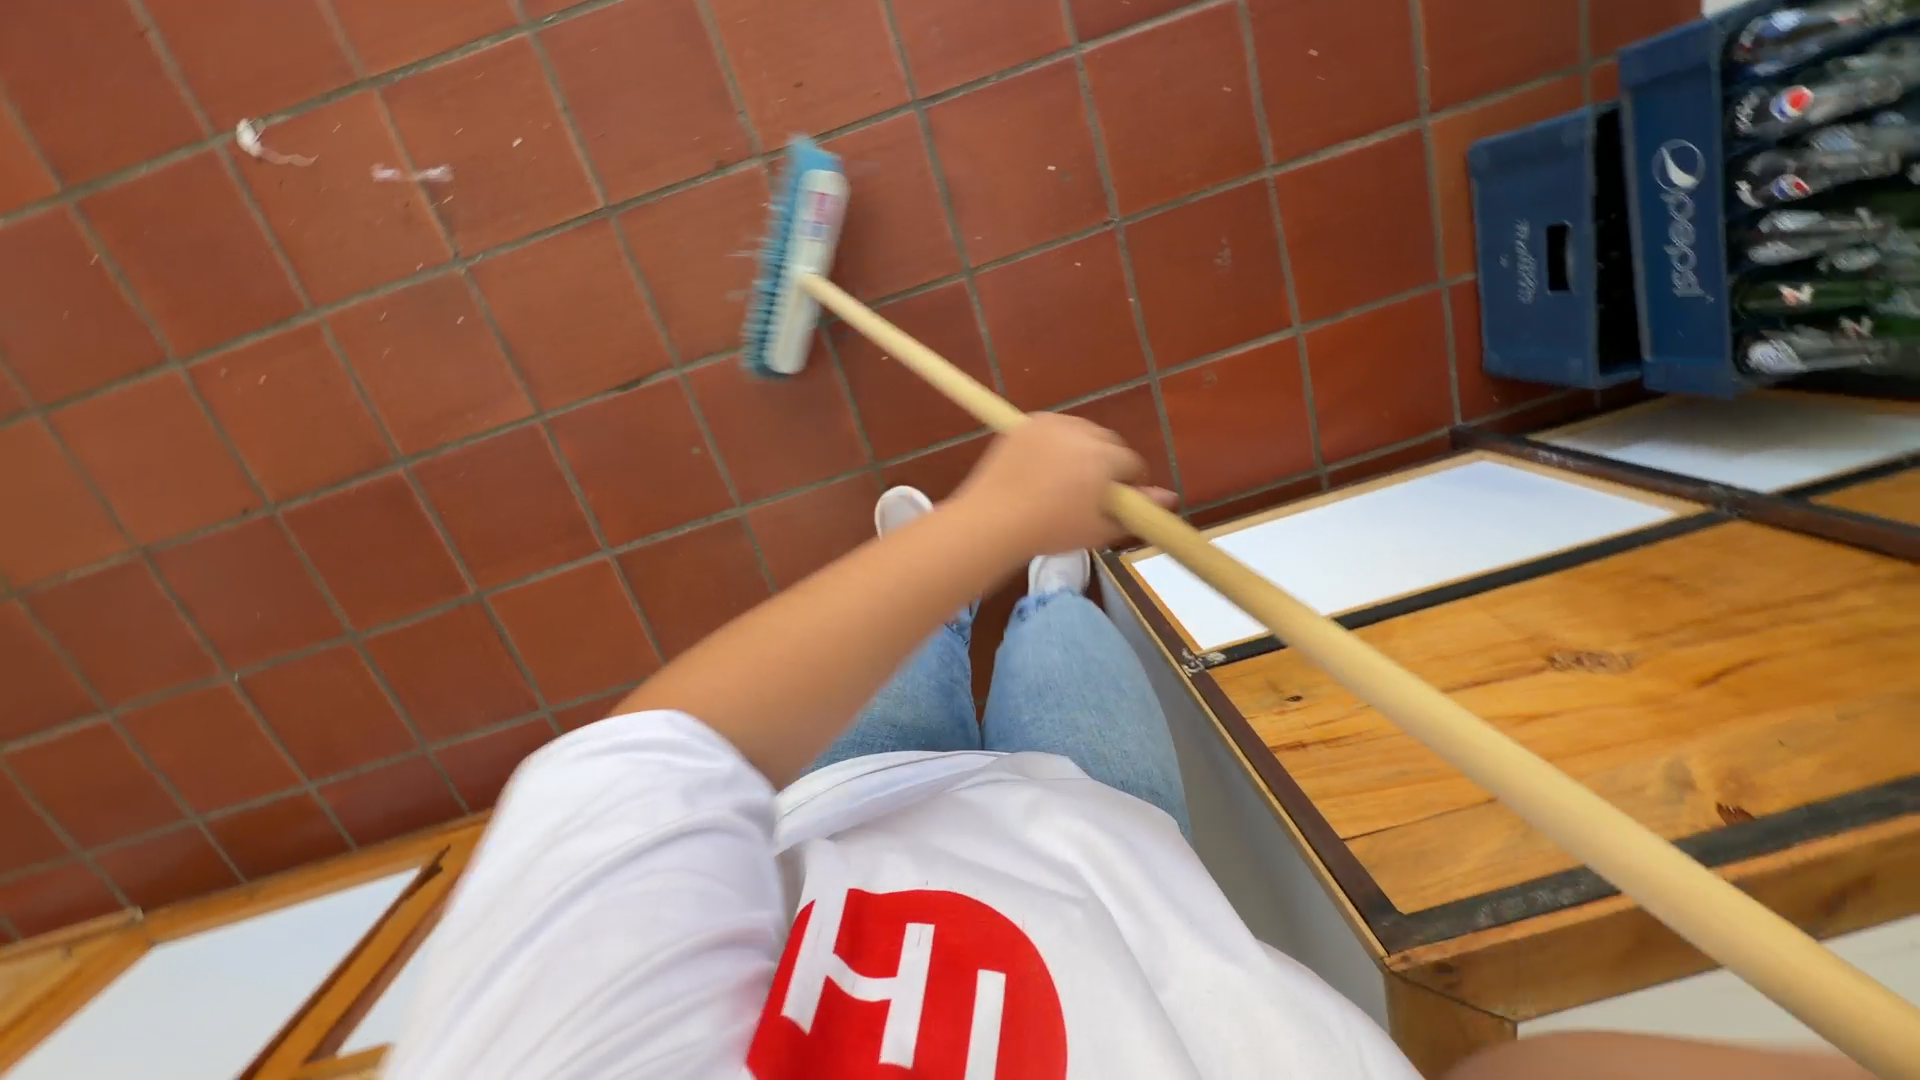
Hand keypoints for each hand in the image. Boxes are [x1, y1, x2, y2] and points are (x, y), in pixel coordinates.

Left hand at [951, 414, 1175, 558]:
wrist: (993, 519)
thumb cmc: (1050, 530)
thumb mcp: (1099, 528)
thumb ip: (1138, 510)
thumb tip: (1170, 497)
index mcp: (1104, 458)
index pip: (1132, 463)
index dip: (1127, 484)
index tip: (1113, 501)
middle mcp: (1082, 433)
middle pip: (1109, 443)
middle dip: (1106, 463)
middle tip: (1087, 492)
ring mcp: (1052, 424)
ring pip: (1082, 433)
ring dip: (1082, 450)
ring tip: (1063, 480)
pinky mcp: (1028, 423)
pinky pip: (1055, 428)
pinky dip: (1056, 442)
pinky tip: (1044, 468)